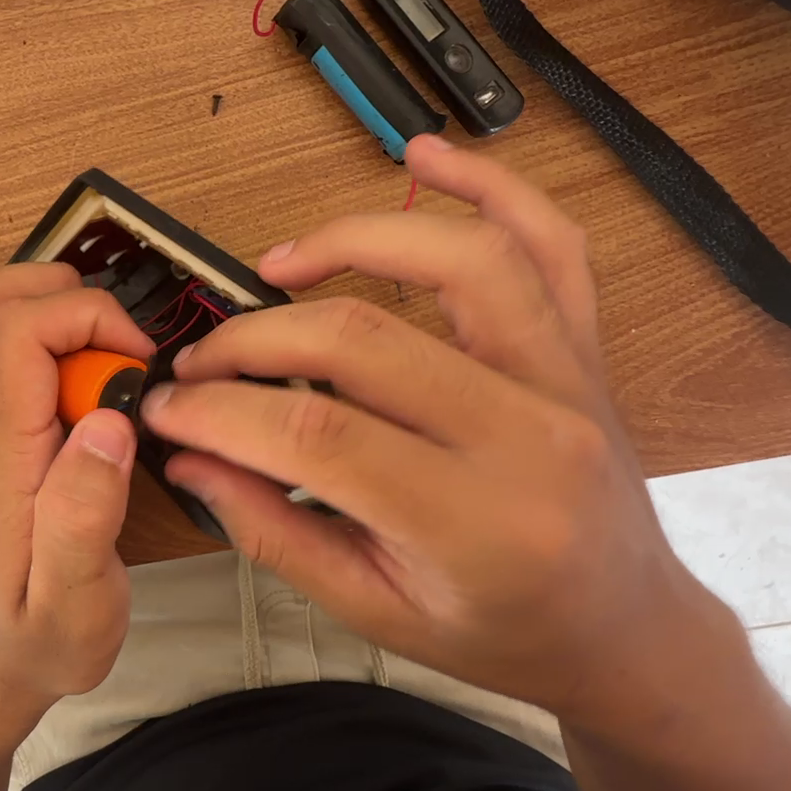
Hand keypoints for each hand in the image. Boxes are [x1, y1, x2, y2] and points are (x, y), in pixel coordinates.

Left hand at [0, 264, 156, 741]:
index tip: (137, 359)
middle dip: (59, 294)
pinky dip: (0, 321)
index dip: (87, 318)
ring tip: (84, 345)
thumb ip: (87, 514)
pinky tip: (47, 363)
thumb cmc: (37, 635)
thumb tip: (108, 420)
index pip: (16, 331)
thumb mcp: (78, 601)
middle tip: (112, 347)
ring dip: (27, 299)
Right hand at [141, 136, 738, 730]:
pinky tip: (427, 156)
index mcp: (471, 521)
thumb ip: (270, 530)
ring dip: (350, 241)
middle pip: (362, 339)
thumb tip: (189, 457)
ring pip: (459, 260)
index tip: (167, 406)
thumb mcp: (368, 609)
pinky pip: (549, 244)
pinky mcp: (582, 347)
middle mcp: (528, 433)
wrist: (623, 631)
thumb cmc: (496, 634)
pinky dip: (489, 186)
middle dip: (252, 339)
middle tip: (199, 361)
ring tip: (275, 265)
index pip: (316, 433)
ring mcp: (567, 376)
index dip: (220, 409)